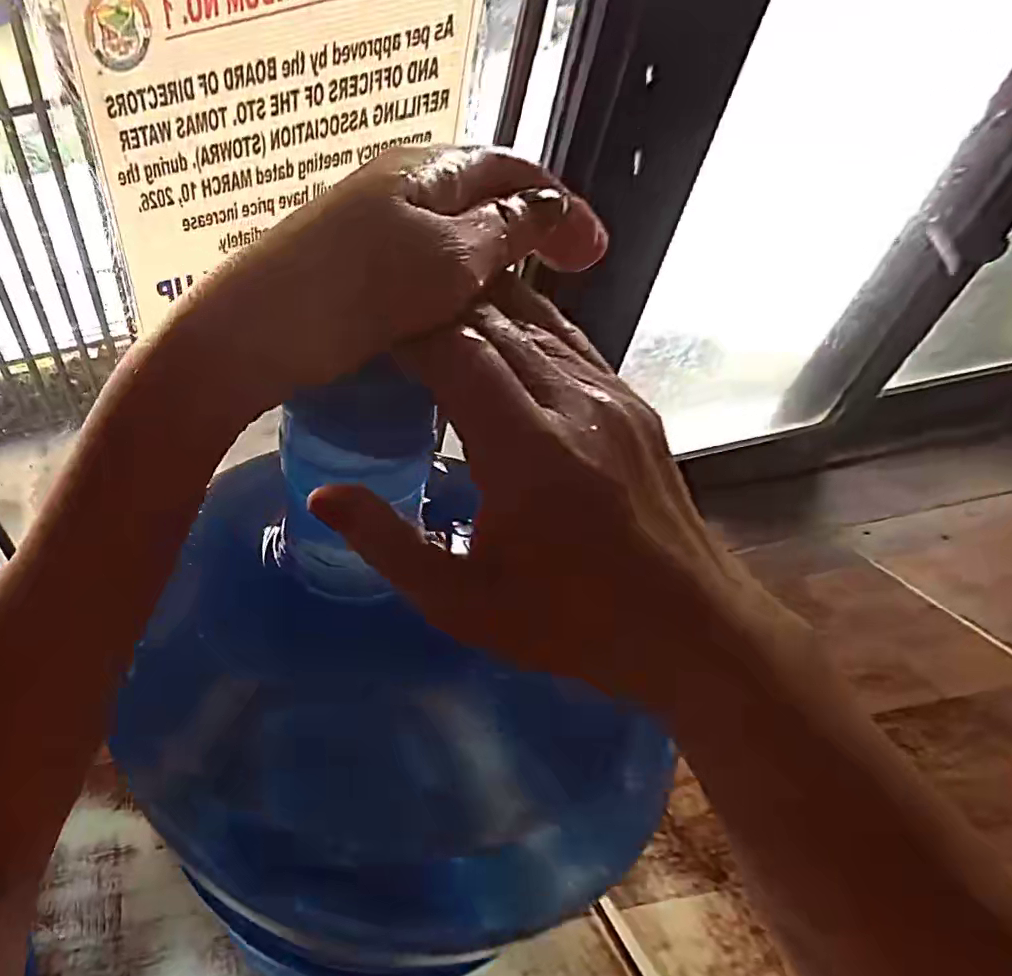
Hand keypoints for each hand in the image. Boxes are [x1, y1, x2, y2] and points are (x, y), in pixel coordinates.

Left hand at [161, 146, 606, 418]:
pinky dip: (437, 292)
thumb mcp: (444, 260)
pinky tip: (442, 322)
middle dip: (521, 237)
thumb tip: (545, 208)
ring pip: (440, 242)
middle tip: (551, 284)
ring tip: (504, 311)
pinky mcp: (336, 273)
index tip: (595, 255)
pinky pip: (406, 272)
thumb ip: (503, 232)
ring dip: (479, 269)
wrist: (244, 336)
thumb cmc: (349, 293)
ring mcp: (358, 231)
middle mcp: (391, 188)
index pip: (513, 170)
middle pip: (475, 203)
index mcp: (425, 168)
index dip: (562, 209)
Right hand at [307, 277, 791, 712]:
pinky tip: (493, 335)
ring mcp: (612, 398)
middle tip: (384, 313)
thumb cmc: (565, 622)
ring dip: (479, 308)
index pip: (457, 353)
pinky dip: (521, 327)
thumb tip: (323, 496)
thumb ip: (386, 543)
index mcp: (527, 452)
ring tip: (428, 309)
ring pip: (537, 320)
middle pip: (497, 322)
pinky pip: (568, 342)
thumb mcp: (457, 601)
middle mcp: (575, 405)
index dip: (406, 331)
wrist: (688, 630)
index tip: (363, 329)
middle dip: (435, 309)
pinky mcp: (631, 404)